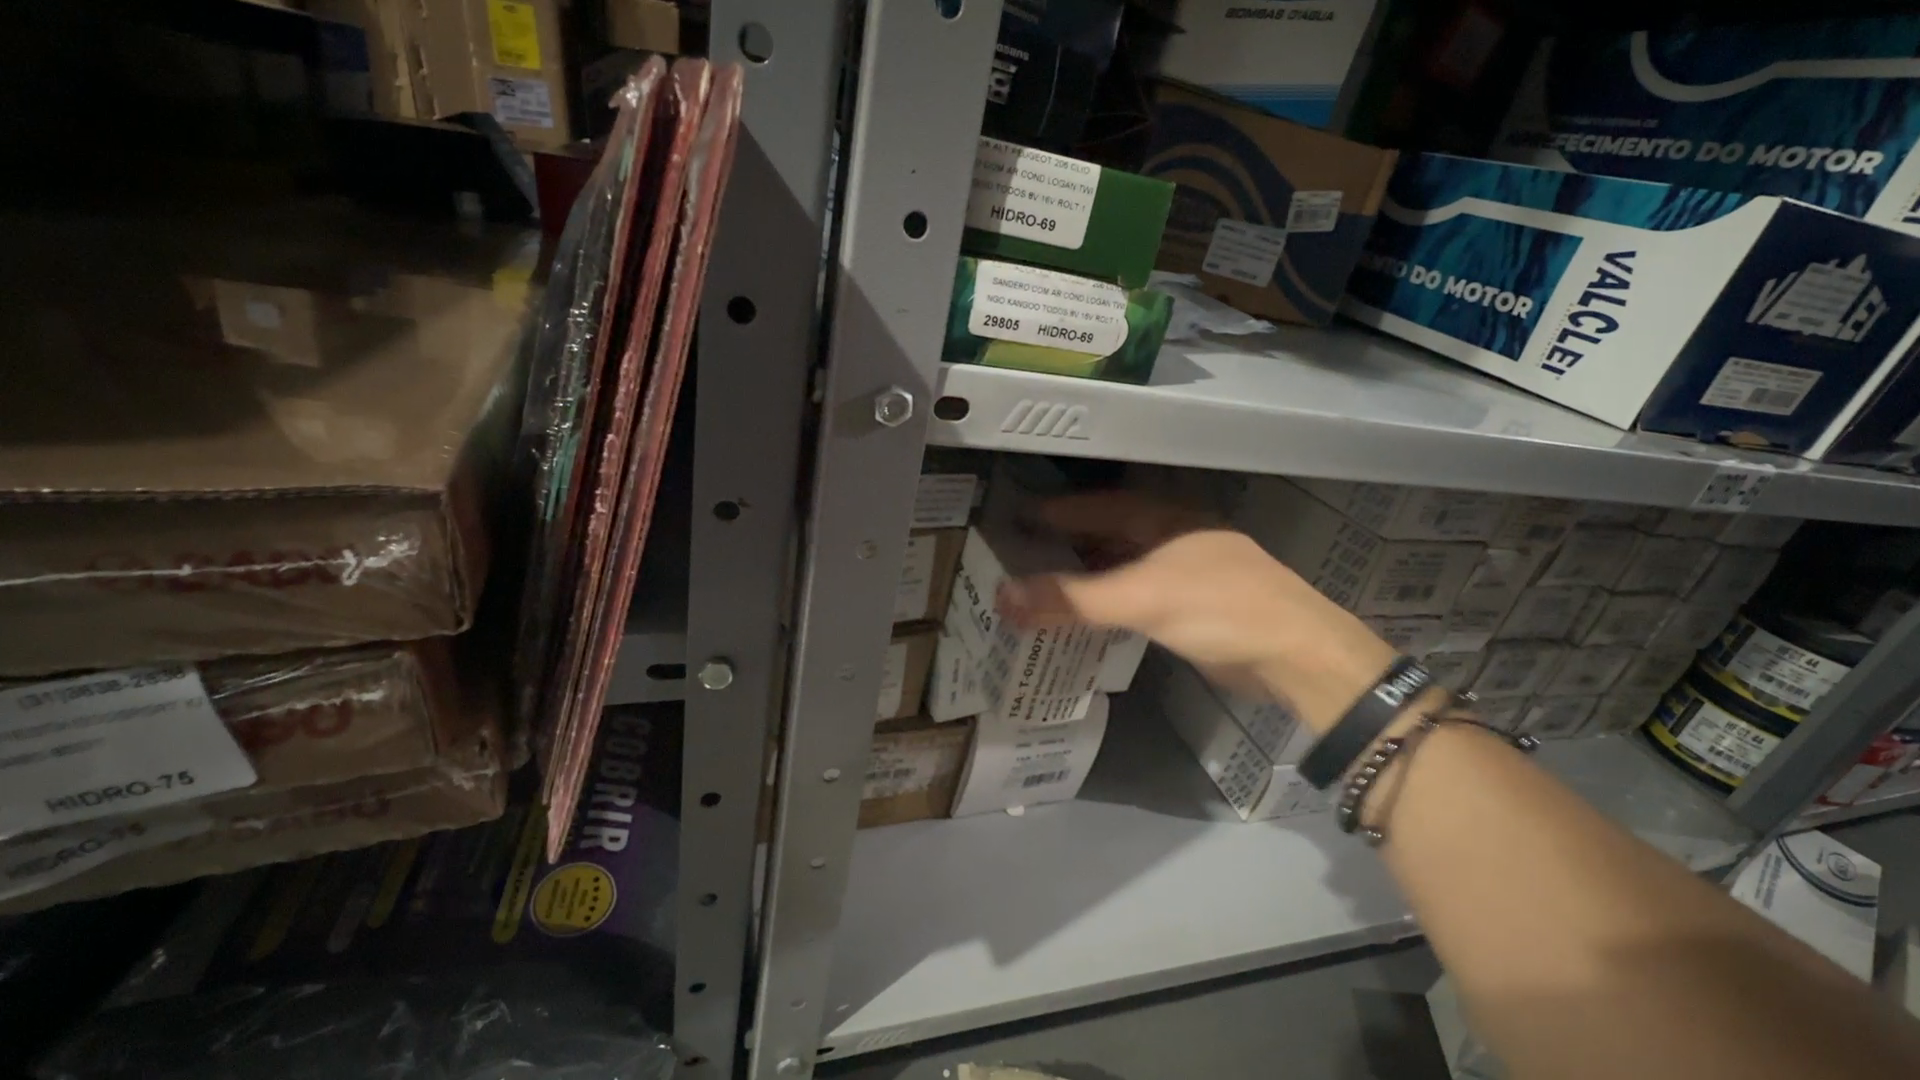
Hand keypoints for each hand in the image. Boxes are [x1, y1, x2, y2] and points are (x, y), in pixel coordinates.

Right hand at [994, 491, 1400, 734]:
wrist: (1296, 655)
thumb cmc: (1220, 608)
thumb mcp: (1141, 598)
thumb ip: (1070, 599)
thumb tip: (1001, 597)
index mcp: (1162, 517)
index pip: (1094, 506)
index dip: (1053, 511)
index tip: (1011, 521)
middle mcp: (1172, 536)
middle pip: (1105, 535)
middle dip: (1062, 546)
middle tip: (1014, 559)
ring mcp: (1184, 572)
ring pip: (1120, 567)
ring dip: (1083, 578)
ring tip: (1037, 590)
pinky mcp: (1191, 606)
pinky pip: (1135, 597)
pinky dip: (1106, 604)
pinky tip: (1083, 619)